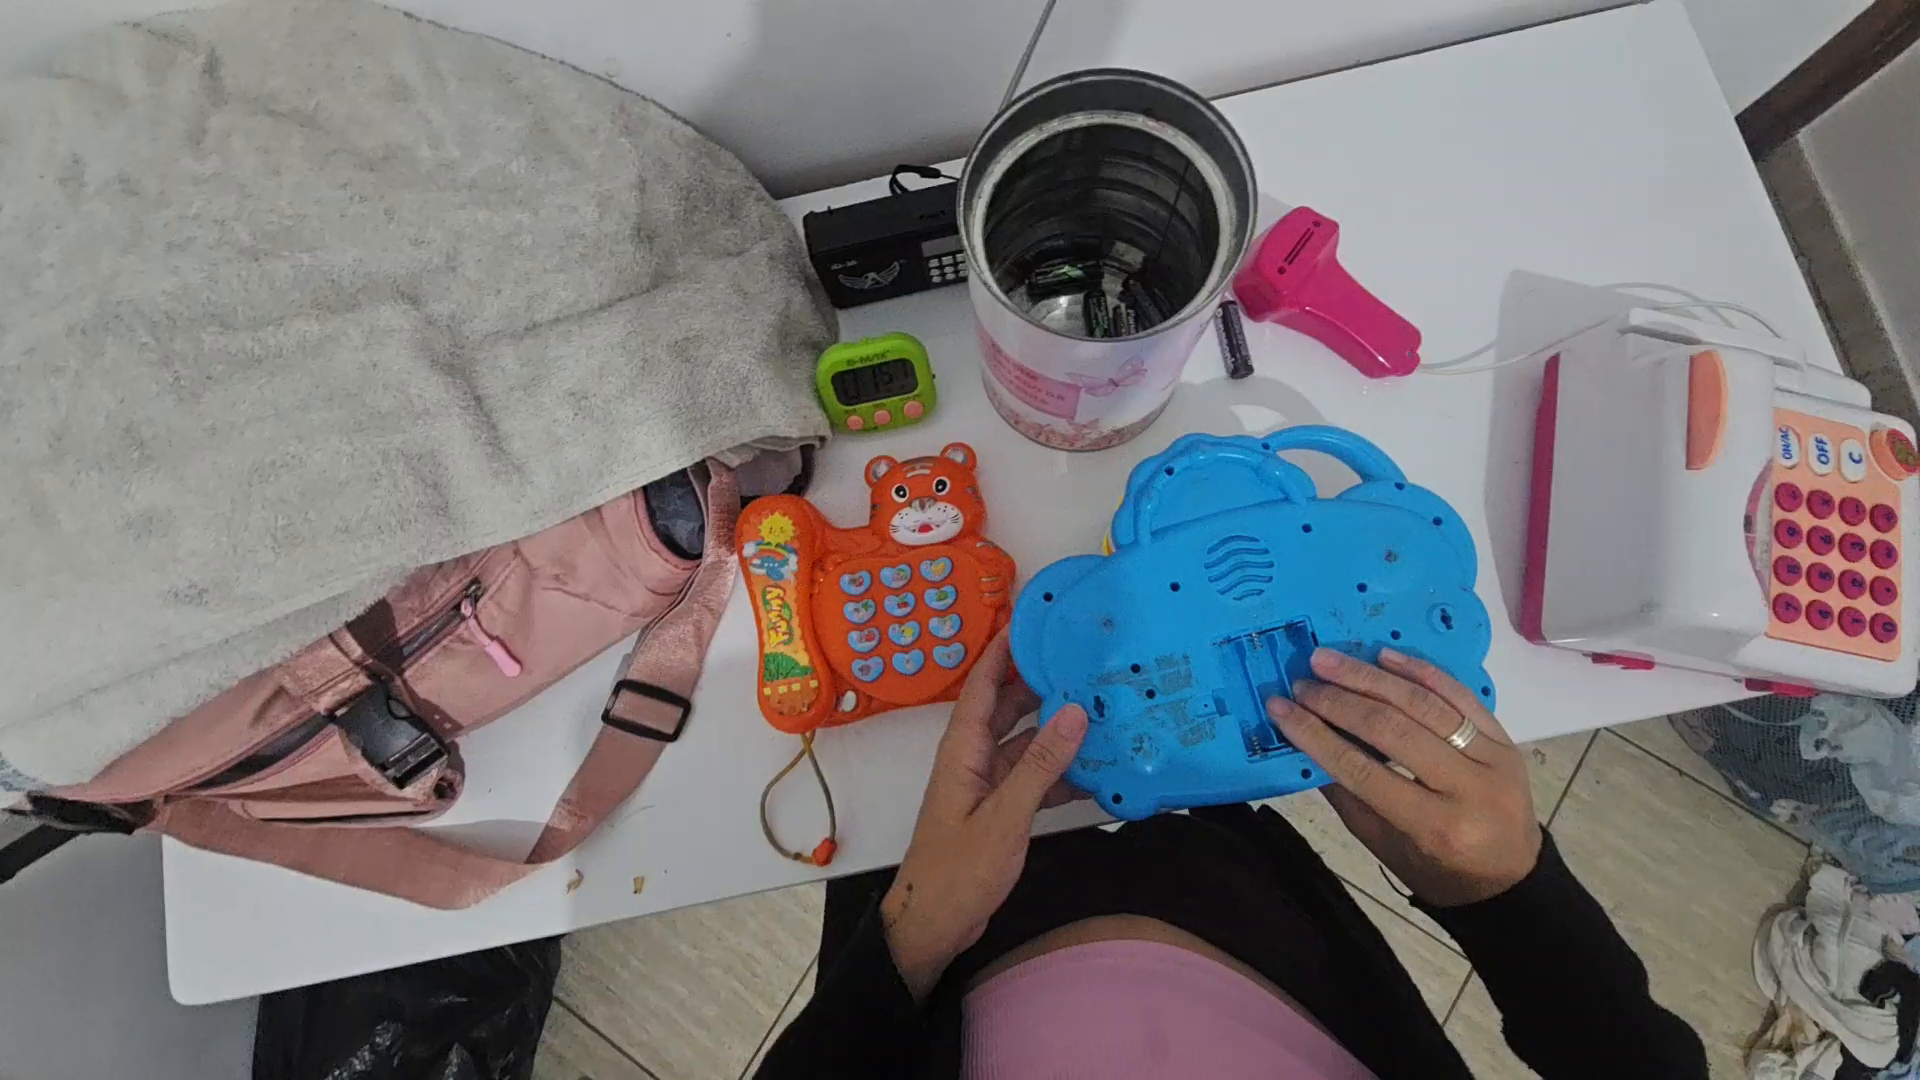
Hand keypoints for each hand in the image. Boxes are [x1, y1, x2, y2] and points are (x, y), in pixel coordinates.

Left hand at [881, 630, 1087, 1000]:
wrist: (934, 925)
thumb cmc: (959, 870)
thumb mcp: (1005, 816)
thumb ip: (1040, 764)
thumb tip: (1073, 710)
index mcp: (964, 748)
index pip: (984, 685)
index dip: (1002, 651)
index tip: (1031, 621)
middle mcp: (974, 757)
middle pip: (1007, 707)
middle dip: (1039, 683)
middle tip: (1082, 662)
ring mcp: (986, 783)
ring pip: (1024, 742)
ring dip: (1055, 729)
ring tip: (1099, 708)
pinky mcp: (999, 808)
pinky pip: (1031, 776)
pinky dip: (1057, 770)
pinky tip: (1094, 768)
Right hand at [1267, 647, 1540, 906]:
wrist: (1512, 880)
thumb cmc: (1435, 869)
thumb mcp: (1380, 841)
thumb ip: (1344, 789)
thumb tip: (1301, 737)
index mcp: (1436, 827)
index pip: (1362, 769)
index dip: (1315, 735)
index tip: (1279, 707)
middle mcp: (1470, 789)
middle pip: (1392, 729)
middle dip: (1337, 702)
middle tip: (1301, 684)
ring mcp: (1494, 758)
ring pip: (1423, 704)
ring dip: (1368, 677)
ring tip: (1327, 661)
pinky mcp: (1505, 738)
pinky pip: (1460, 694)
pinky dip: (1419, 670)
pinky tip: (1382, 655)